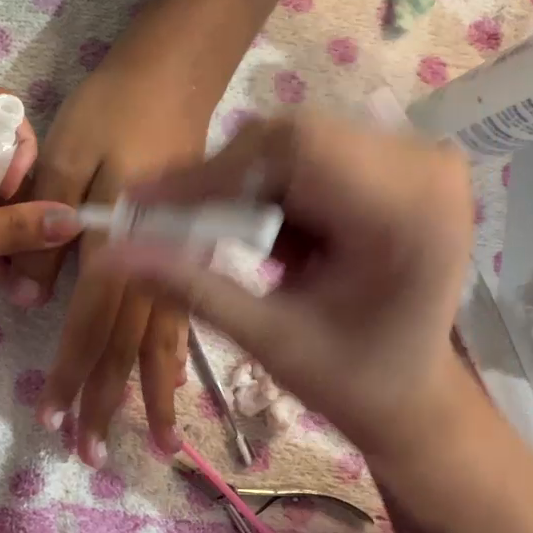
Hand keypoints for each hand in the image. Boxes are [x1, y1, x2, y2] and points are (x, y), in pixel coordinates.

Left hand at [9, 45, 221, 464]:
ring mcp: (181, 255)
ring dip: (147, 393)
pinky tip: (170, 385)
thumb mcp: (65, 154)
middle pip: (127, 344)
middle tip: (92, 454)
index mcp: (121, 239)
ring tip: (151, 444)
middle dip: (108, 401)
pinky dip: (172, 357)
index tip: (53, 420)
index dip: (70, 373)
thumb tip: (27, 300)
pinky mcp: (188, 247)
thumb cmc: (113, 104)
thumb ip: (40, 226)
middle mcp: (157, 259)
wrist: (178, 66)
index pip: (89, 323)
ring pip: (159, 338)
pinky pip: (178, 314)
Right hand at [93, 115, 476, 459]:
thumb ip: (189, 288)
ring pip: (294, 141)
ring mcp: (415, 160)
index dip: (211, 172)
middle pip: (293, 137)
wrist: (412, 395)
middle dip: (222, 182)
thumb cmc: (349, 380)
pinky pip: (310, 154)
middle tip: (173, 226)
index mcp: (408, 213)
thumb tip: (108, 256)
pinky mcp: (397, 166)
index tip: (144, 205)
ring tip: (240, 248)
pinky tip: (274, 245)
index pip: (297, 151)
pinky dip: (270, 193)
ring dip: (246, 190)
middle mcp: (424, 168)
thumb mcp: (265, 338)